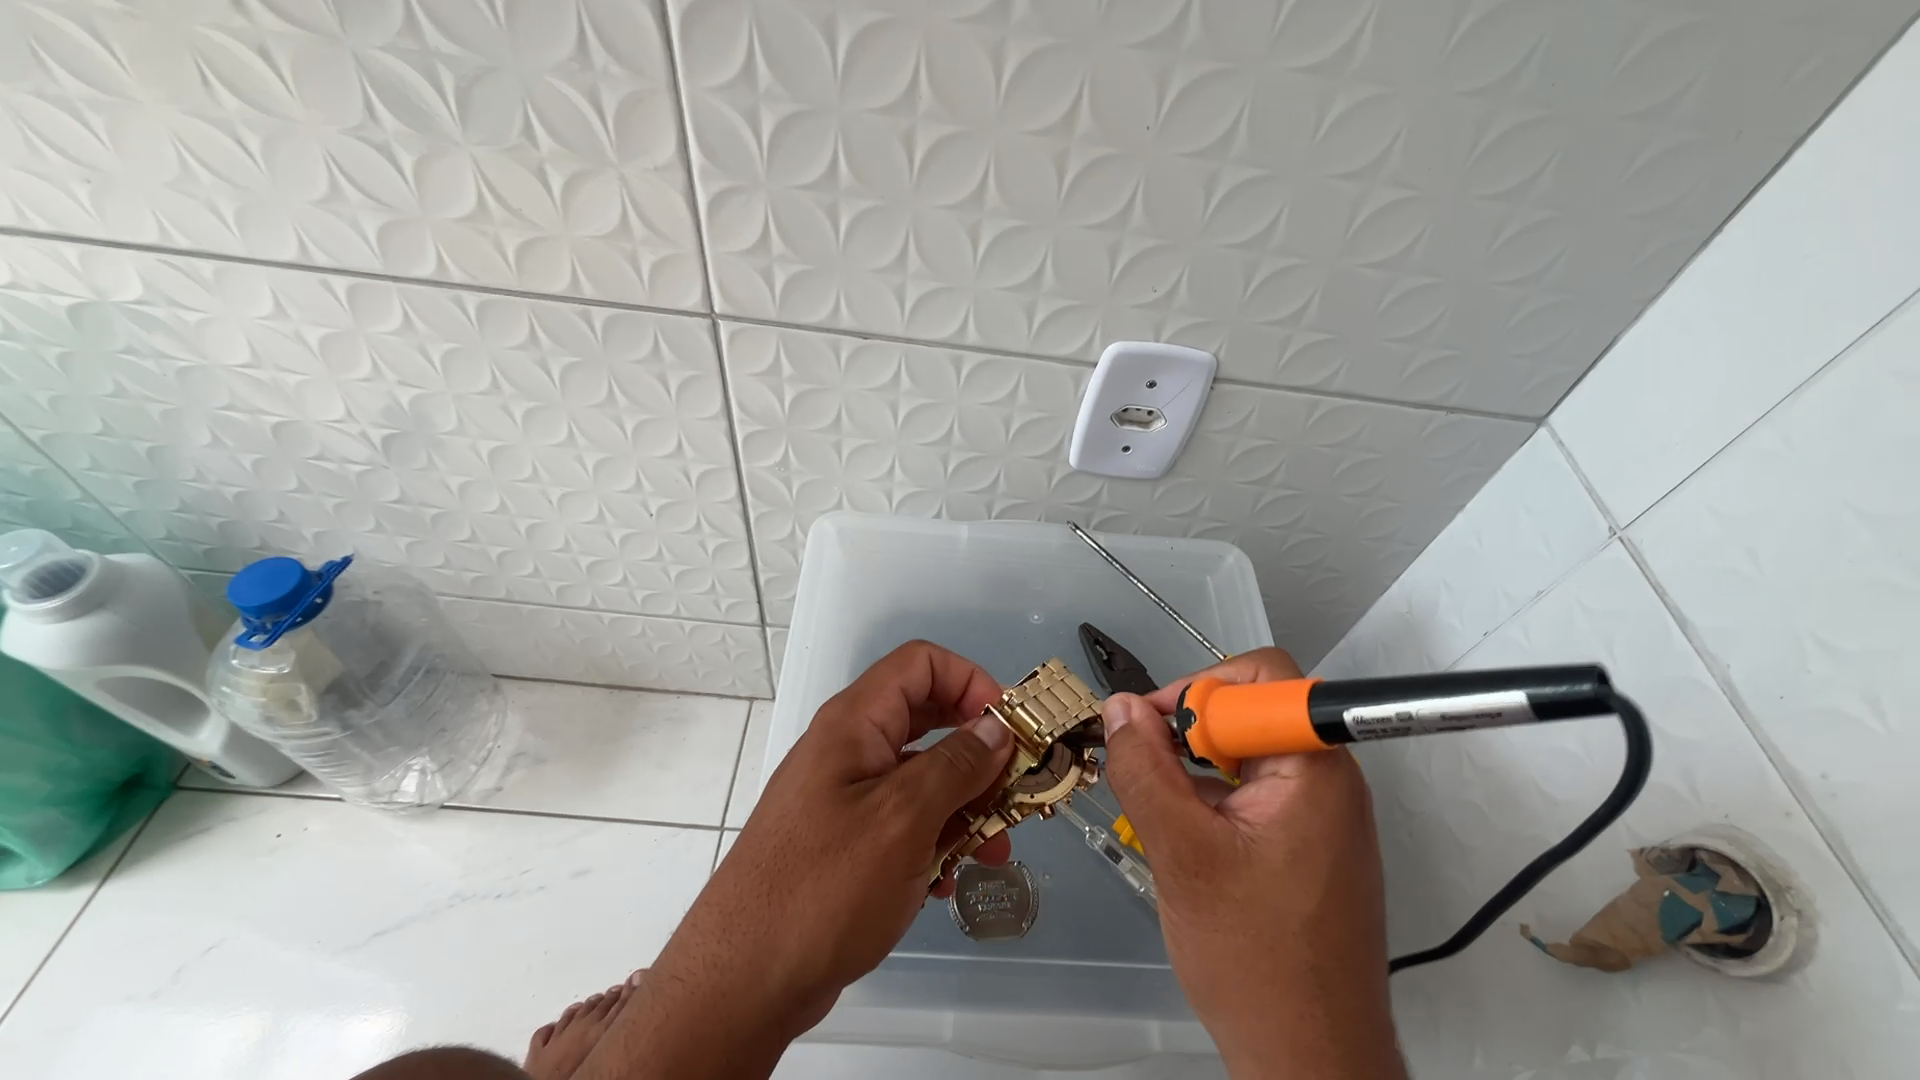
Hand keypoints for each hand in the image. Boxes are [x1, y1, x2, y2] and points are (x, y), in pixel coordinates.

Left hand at [582, 641, 1014, 1079]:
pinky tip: (945, 882)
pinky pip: (901, 822)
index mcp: (855, 723)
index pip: (921, 663)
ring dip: (963, 806)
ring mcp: (843, 797)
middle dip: (977, 752)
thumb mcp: (904, 819)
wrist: (743, 980)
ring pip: (919, 777)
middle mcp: (848, 749)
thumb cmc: (825, 887)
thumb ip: (956, 766)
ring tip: (993, 853)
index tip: (1009, 728)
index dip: (971, 681)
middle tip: (1015, 790)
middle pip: (926, 720)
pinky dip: (932, 841)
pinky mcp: (843, 843)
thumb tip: (995, 728)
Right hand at [1103, 647, 1405, 1079]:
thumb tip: (1120, 707)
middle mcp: (1329, 780)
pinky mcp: (1311, 847)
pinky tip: (1183, 839)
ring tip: (1156, 810)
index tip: (1146, 730)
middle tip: (1144, 771)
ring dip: (1196, 770)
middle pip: (1254, 713)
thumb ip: (1146, 770)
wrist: (1310, 1058)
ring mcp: (1324, 816)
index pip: (1262, 678)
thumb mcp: (1181, 854)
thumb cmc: (1253, 958)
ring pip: (1250, 756)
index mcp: (1314, 768)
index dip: (1196, 690)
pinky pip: (1257, 795)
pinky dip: (1214, 801)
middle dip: (1190, 731)